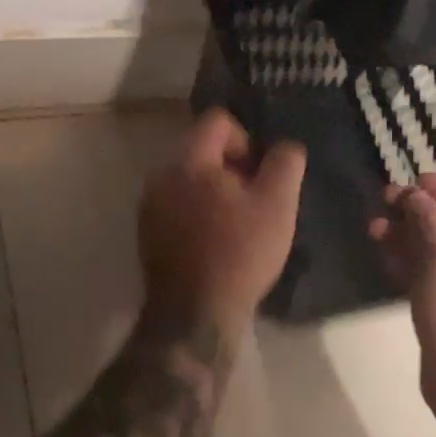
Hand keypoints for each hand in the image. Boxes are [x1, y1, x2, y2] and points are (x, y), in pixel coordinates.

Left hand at [139, 109, 306, 334]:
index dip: (249, 140)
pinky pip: (180, 207)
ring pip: (192, 181)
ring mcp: (150, 207)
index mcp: (188, 161)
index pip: (218, 121)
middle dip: (235, 168)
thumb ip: (286, 163)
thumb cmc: (239, 253)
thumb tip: (286, 146)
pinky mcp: (149, 235)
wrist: (195, 315)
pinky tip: (221, 243)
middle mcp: (160, 176)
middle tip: (258, 201)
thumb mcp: (277, 204)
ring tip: (242, 224)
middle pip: (203, 150)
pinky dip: (202, 214)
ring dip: (219, 193)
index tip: (262, 175)